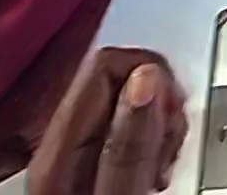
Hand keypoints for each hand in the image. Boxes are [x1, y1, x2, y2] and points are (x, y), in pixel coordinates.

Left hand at [28, 48, 187, 194]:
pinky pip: (125, 123)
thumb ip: (129, 146)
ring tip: (164, 157)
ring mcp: (72, 156)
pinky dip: (150, 136)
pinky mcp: (90, 165)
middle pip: (117, 75)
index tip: (170, 108)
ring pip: (125, 96)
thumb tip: (147, 74)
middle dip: (157, 94)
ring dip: (157, 115)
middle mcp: (58, 144)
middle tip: (170, 138)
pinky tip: (155, 165)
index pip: (104, 61)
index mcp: (56, 149)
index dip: (148, 72)